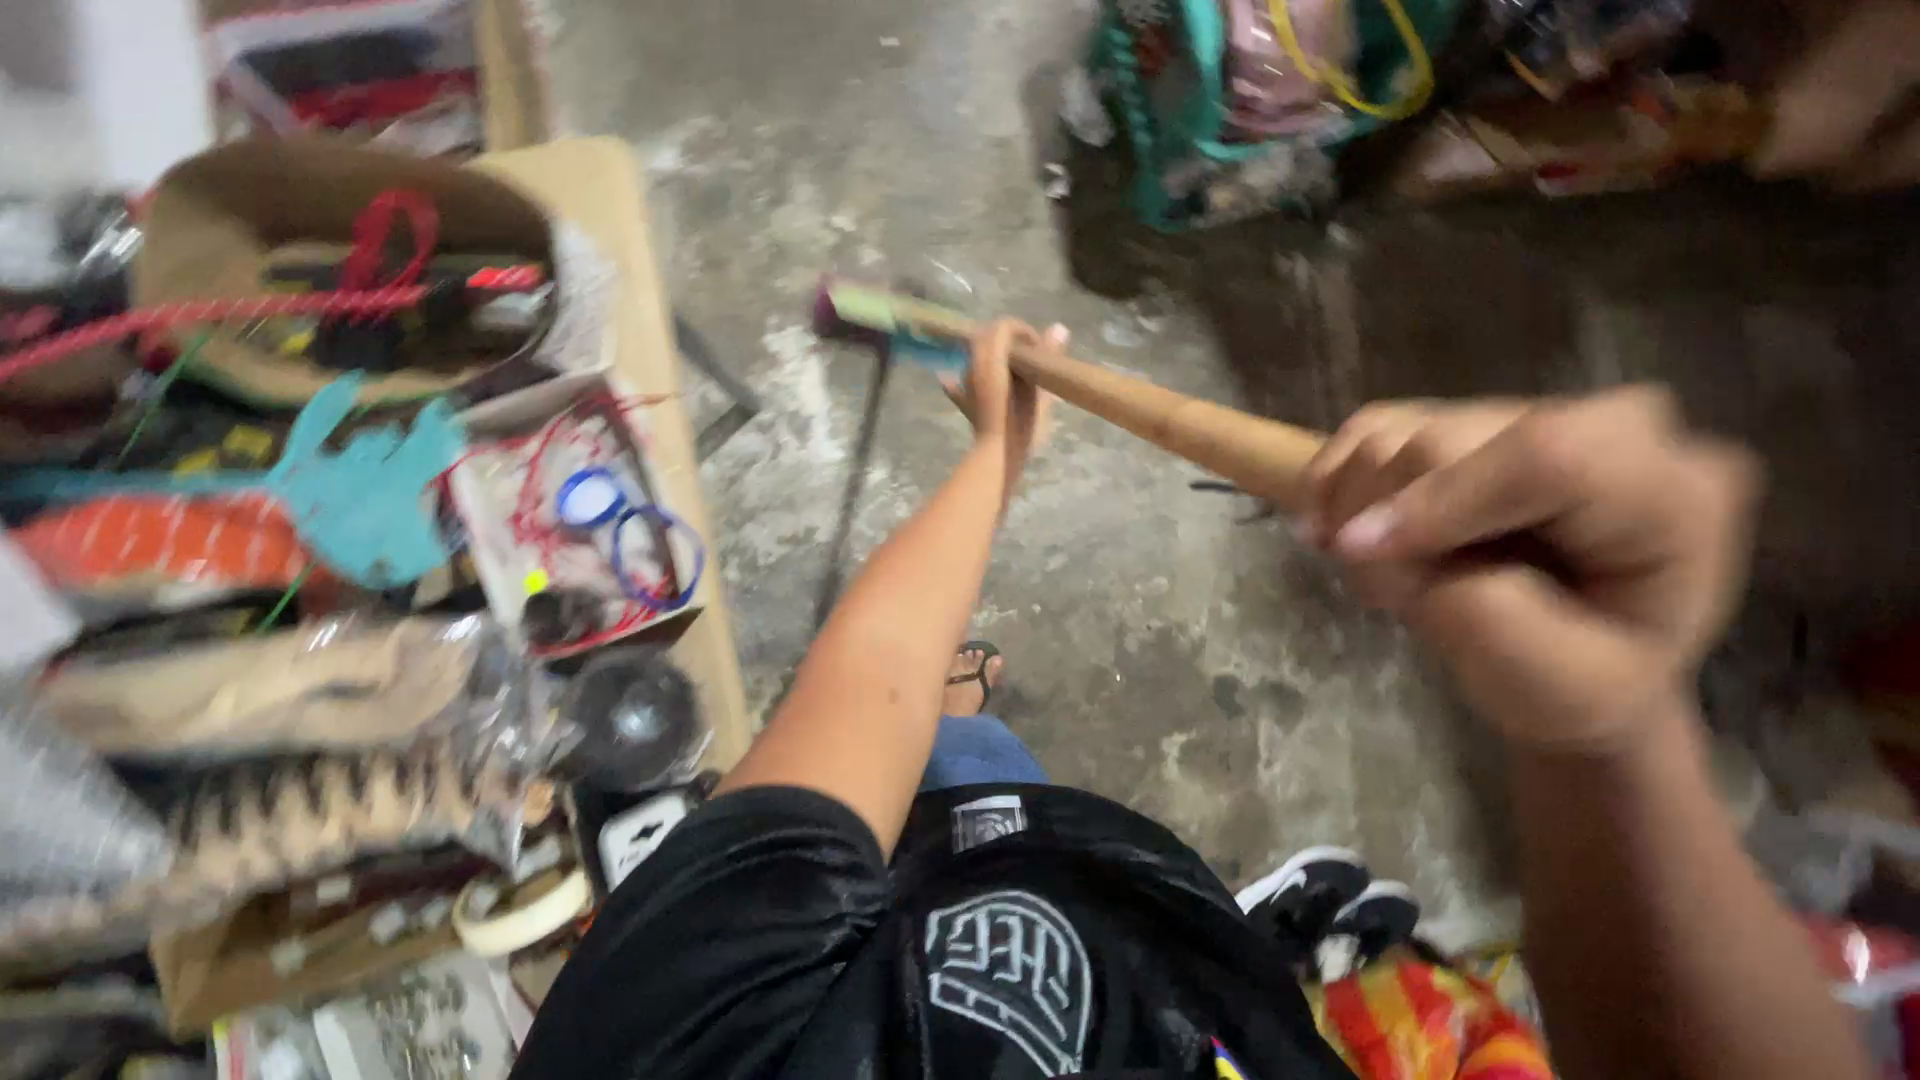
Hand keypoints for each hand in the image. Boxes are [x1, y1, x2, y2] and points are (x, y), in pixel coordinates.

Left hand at [942, 319, 1060, 480]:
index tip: (1038, 348)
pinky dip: (964, 377)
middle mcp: (974, 364)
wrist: (998, 454)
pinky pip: (958, 381)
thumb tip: (1059, 328)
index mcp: (992, 357)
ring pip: (974, 356)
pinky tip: (966, 381)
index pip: (1004, 326)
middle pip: (986, 337)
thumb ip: (1048, 356)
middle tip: (1029, 358)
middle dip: (1007, 341)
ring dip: (992, 356)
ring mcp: (965, 382)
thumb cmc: (1022, 423)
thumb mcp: (1040, 389)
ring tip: (1014, 372)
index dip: (1023, 331)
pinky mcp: (963, 399)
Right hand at [1302, 388, 1760, 749]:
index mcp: (1672, 496)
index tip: (1354, 552)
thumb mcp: (1553, 683)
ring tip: (1381, 576)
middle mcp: (1610, 427)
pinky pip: (1374, 426)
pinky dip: (1335, 480)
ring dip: (1357, 510)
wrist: (1576, 663)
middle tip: (1384, 597)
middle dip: (1388, 520)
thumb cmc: (1581, 683)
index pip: (1546, 457)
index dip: (1439, 499)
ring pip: (1398, 431)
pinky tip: (1342, 532)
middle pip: (1448, 440)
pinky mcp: (1469, 417)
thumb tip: (1366, 539)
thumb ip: (1474, 610)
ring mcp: (1532, 414)